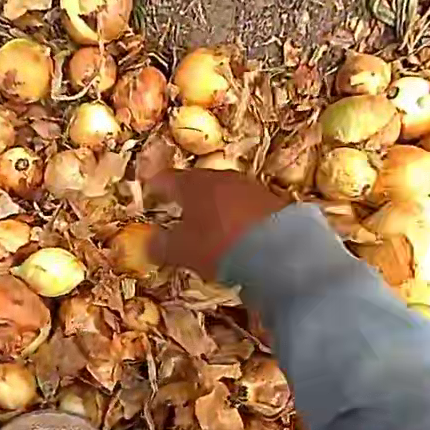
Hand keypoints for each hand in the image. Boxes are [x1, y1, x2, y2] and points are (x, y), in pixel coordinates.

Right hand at [147, 170, 288, 279]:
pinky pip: (247, 206)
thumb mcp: (183, 251)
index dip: (156, 187)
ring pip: (225, 193)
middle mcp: (222, 178)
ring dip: (216, 206)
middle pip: (199, 182)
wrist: (280, 250)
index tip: (149, 194)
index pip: (168, 179)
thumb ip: (162, 246)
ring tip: (210, 224)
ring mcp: (251, 187)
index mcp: (194, 184)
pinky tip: (239, 233)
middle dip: (188, 196)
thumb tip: (149, 243)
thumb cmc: (219, 246)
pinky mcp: (274, 202)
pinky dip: (238, 216)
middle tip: (179, 209)